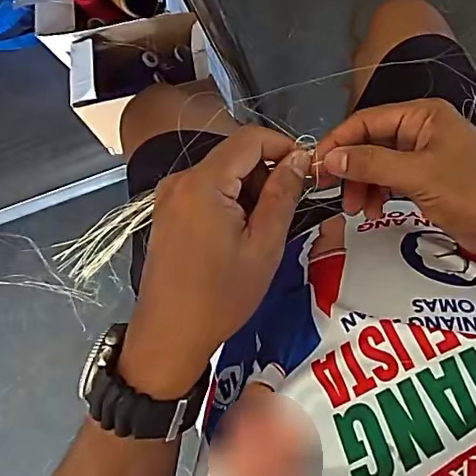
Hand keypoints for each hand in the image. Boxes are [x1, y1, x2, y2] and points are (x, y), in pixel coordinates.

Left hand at [122, 127, 308, 398]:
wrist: (170, 337)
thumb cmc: (220, 297)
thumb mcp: (265, 245)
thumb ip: (283, 194)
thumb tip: (299, 158)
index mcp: (203, 184)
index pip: (251, 138)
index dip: (285, 146)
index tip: (307, 171)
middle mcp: (180, 181)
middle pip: (236, 154)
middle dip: (268, 173)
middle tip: (287, 210)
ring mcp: (170, 196)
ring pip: (223, 172)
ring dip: (250, 189)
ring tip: (261, 230)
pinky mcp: (167, 212)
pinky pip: (207, 189)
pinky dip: (231, 200)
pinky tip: (239, 235)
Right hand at [314, 99, 475, 256]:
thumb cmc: (475, 193)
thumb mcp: (419, 176)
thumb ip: (372, 163)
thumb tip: (330, 156)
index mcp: (424, 115)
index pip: (367, 120)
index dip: (338, 141)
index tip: (315, 166)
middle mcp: (424, 129)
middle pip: (372, 142)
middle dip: (352, 168)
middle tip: (337, 195)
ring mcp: (428, 155)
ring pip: (381, 164)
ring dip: (365, 185)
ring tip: (359, 210)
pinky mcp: (432, 178)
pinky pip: (395, 180)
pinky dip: (382, 194)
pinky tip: (375, 211)